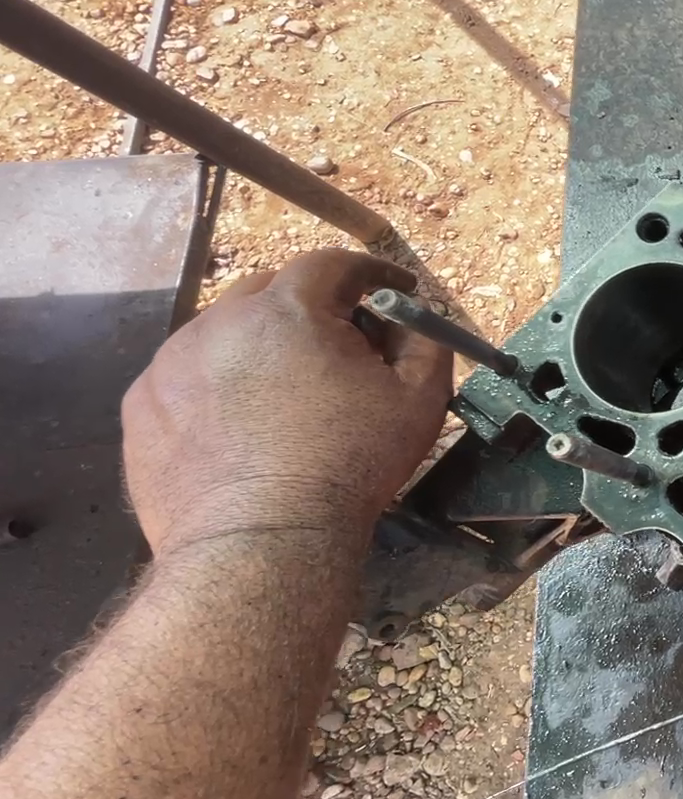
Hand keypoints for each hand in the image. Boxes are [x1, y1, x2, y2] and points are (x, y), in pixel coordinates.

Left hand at [122, 249, 452, 559]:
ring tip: (299, 385)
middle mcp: (218, 324)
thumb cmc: (355, 458)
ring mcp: (170, 365)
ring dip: (269, 340)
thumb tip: (414, 318)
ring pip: (227, 329)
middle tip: (351, 339)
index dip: (371, 270)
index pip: (331, 263)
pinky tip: (254, 419)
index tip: (396, 289)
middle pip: (272, 288)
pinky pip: (193, 371)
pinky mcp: (141, 406)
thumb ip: (426, 342)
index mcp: (289, 314)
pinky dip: (228, 377)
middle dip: (317, 302)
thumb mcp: (421, 397)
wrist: (263, 535)